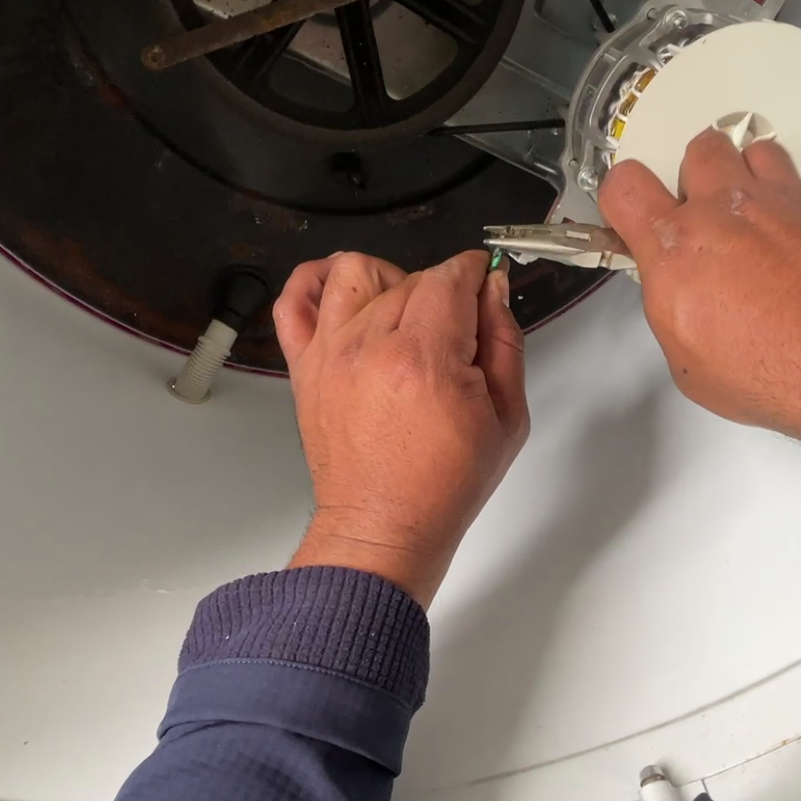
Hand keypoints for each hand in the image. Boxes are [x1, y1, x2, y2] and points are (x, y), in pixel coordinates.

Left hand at [273, 250, 527, 606]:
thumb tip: (495, 290)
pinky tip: (343, 296)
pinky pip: (294, 300)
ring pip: (356, 272)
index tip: (483, 283)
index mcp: (426, 359)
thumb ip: (505, 343)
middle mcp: (370, 347)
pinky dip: (315, 282)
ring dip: (389, 281)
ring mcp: (330, 354)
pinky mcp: (305, 367)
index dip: (474, 273)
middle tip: (458, 334)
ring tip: (405, 317)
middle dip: (444, 293)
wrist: (383, 528)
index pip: (450, 278)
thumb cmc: (442, 487)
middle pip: (411, 277)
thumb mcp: (507, 419)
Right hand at [599, 128, 800, 454]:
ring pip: (756, 148)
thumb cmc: (770, 369)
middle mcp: (726, 210)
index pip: (625, 187)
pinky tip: (796, 231)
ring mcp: (782, 202)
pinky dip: (798, 198)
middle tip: (700, 214)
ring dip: (747, 173)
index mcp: (676, 247)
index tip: (631, 211)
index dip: (622, 195)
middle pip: (699, 147)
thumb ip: (674, 311)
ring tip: (750, 214)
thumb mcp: (687, 362)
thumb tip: (679, 298)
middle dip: (694, 175)